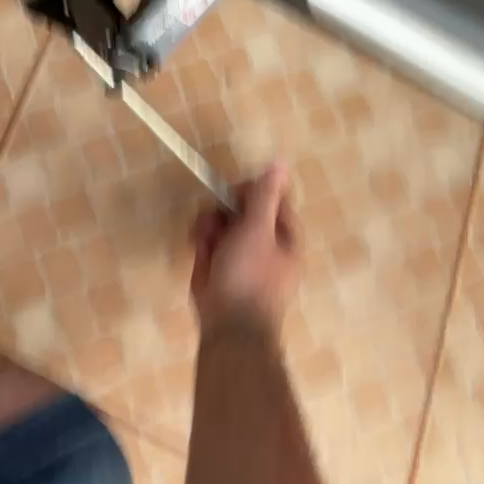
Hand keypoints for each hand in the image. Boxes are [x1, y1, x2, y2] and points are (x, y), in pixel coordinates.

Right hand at [191, 162, 301, 332]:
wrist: (229, 321)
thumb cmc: (251, 275)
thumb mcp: (258, 230)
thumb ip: (263, 196)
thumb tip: (280, 162)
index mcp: (284, 237)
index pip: (270, 200)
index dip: (251, 191)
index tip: (233, 192)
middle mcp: (263, 243)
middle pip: (241, 209)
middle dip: (224, 209)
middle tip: (219, 218)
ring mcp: (238, 254)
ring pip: (220, 222)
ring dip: (210, 225)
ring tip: (207, 239)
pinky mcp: (216, 264)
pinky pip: (207, 240)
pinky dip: (201, 240)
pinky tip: (199, 250)